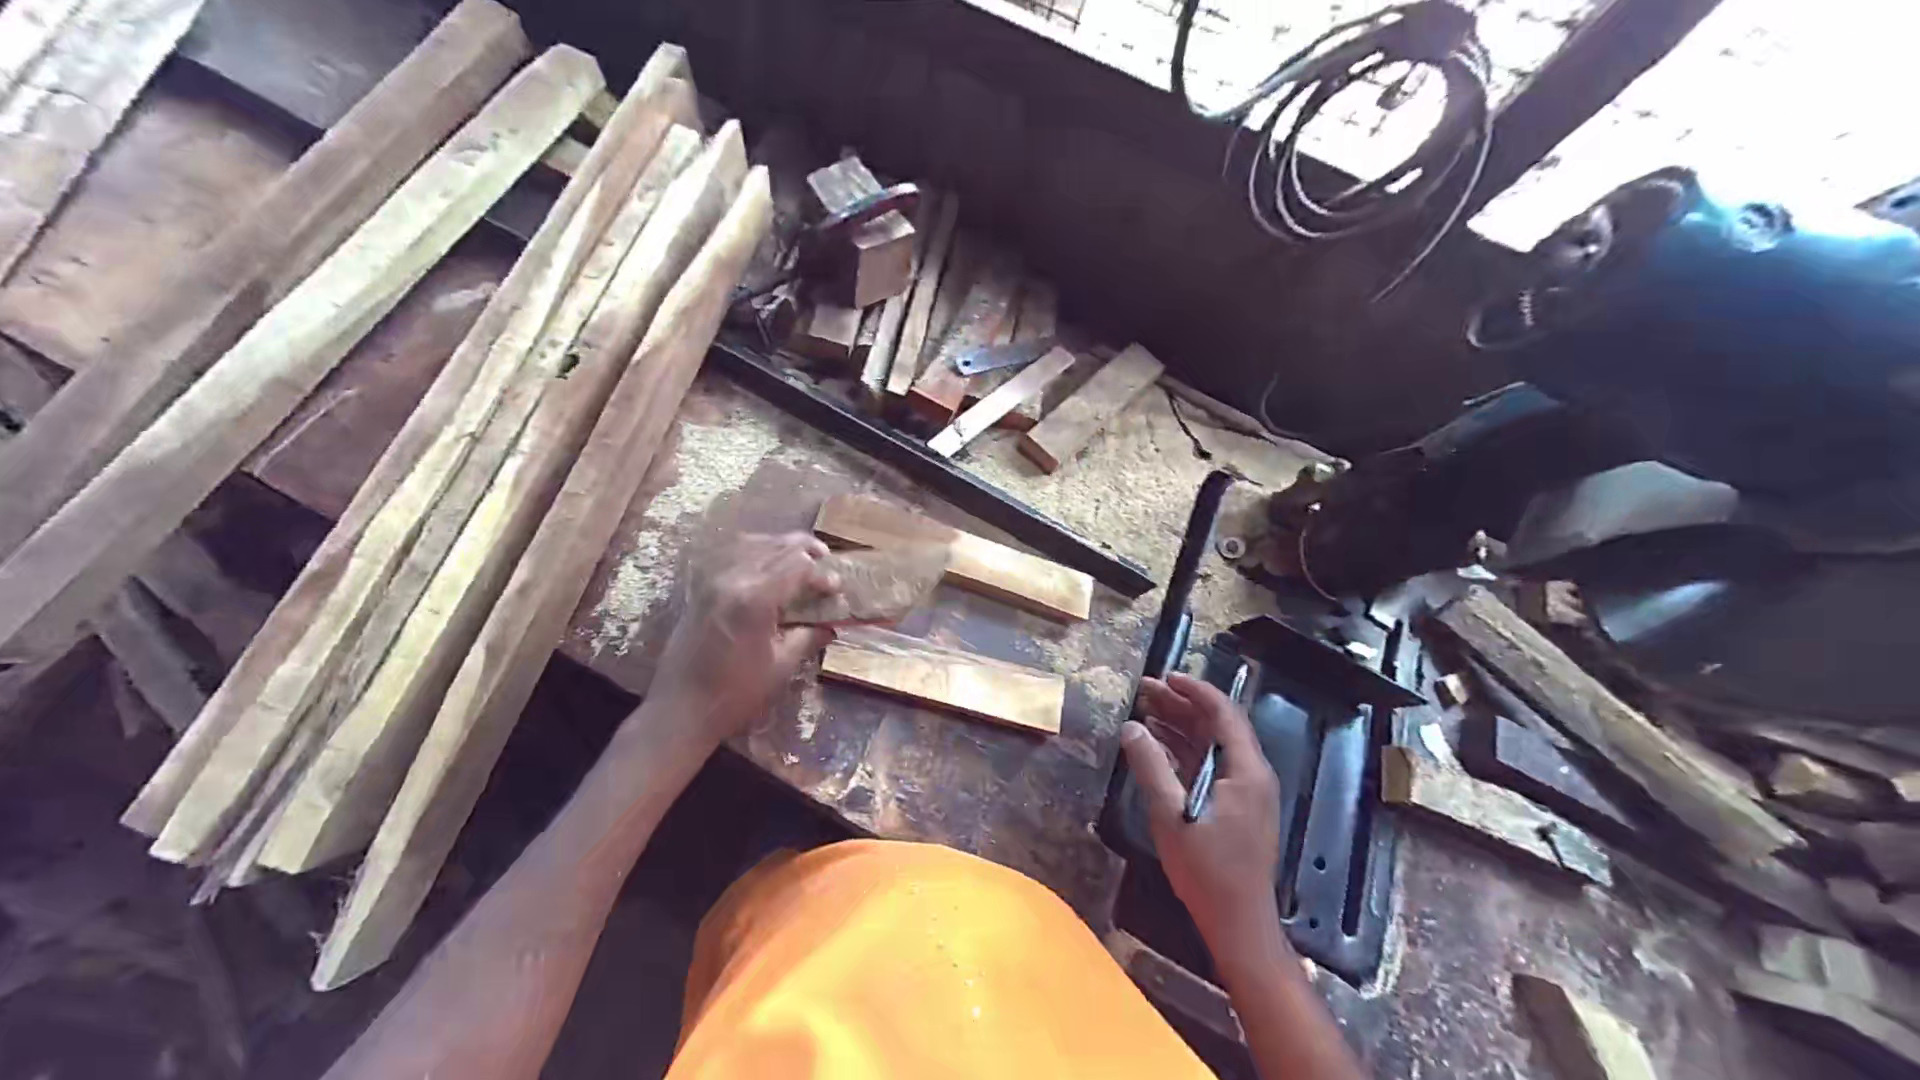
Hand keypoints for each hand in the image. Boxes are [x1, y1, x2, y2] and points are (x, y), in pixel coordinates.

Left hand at [650, 532, 839, 741]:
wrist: (679, 711)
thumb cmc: (734, 695)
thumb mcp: (780, 668)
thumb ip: (807, 638)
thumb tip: (830, 626)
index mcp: (755, 599)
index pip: (798, 566)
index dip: (822, 574)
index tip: (837, 587)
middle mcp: (733, 579)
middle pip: (778, 547)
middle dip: (807, 553)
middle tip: (827, 565)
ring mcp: (713, 580)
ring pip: (754, 543)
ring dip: (782, 547)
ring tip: (802, 559)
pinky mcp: (701, 587)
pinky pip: (732, 554)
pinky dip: (756, 551)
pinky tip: (768, 564)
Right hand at [1120, 674, 1281, 948]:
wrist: (1238, 922)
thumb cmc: (1208, 869)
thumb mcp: (1172, 814)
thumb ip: (1150, 767)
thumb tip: (1131, 727)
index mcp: (1245, 770)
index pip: (1223, 713)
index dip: (1194, 690)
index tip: (1165, 676)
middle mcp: (1250, 774)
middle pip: (1216, 725)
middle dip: (1180, 705)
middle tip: (1144, 690)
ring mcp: (1244, 791)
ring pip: (1210, 744)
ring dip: (1179, 726)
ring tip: (1144, 710)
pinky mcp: (1234, 807)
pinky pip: (1207, 765)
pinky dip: (1182, 751)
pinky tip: (1155, 745)